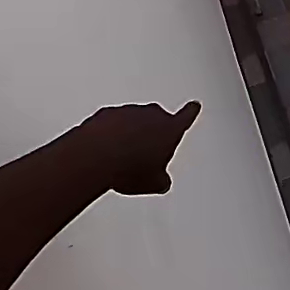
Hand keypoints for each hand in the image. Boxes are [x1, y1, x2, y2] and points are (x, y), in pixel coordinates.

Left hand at [79, 101, 201, 195]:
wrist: (96, 157)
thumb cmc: (128, 166)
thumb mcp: (154, 182)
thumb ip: (162, 179)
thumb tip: (161, 182)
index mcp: (171, 128)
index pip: (187, 115)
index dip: (191, 111)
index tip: (193, 106)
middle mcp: (151, 115)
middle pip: (157, 119)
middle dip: (152, 133)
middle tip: (145, 153)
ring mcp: (128, 112)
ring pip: (132, 121)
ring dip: (129, 134)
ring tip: (121, 158)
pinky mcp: (105, 114)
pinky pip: (111, 123)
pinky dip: (109, 134)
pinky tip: (104, 153)